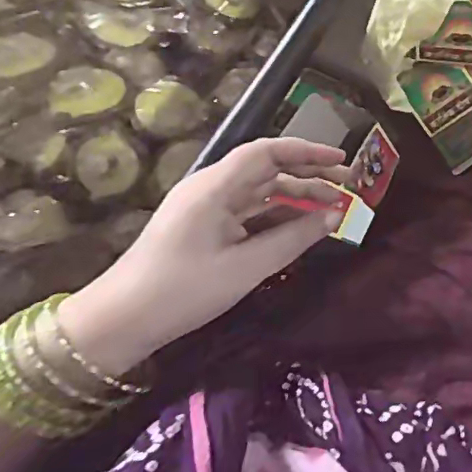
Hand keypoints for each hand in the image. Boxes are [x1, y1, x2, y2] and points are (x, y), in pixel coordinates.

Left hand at [57, 138, 352, 373]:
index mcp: (214, 187)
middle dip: (310, 175)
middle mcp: (211, 188)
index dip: (307, 152)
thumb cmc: (183, 290)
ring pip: (261, 192)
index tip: (341, 161)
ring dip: (297, 196)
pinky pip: (249, 212)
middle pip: (267, 170)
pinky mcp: (205, 227)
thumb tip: (334, 215)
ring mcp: (206, 207)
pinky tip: (302, 225)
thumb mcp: (246, 267)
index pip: (266, 153)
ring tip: (334, 207)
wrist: (123, 319)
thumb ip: (294, 238)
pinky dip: (278, 215)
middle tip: (349, 187)